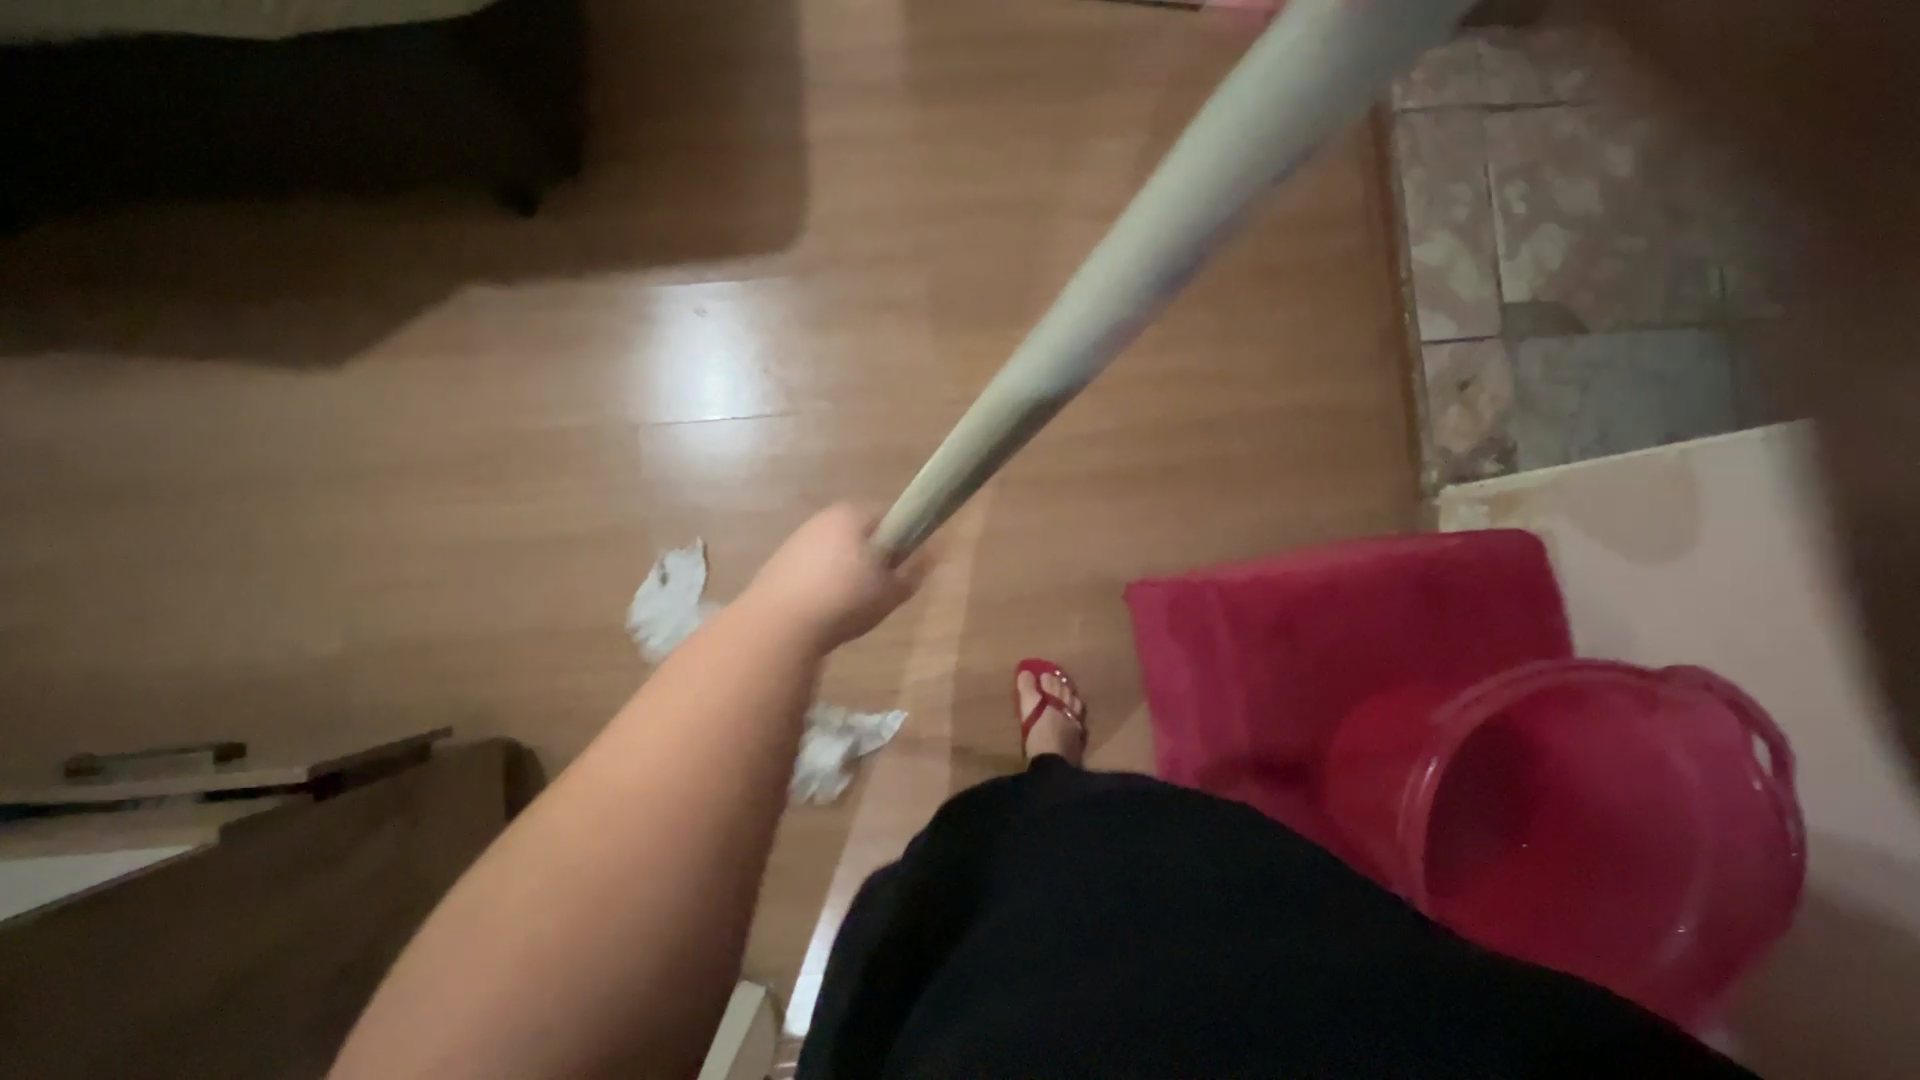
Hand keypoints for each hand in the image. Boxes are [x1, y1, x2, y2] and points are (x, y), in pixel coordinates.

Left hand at [741, 504, 932, 652]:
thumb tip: (939, 548)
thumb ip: (917, 567)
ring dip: (849, 571)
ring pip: (838, 550)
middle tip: (883, 589)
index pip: (892, 514)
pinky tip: (826, 609)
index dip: (906, 538)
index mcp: (852, 513)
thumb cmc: (844, 600)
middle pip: (862, 532)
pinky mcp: (780, 562)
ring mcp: (798, 539)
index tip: (907, 566)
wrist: (778, 626)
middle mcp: (823, 517)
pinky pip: (815, 567)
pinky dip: (825, 582)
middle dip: (876, 556)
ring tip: (853, 605)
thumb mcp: (892, 590)